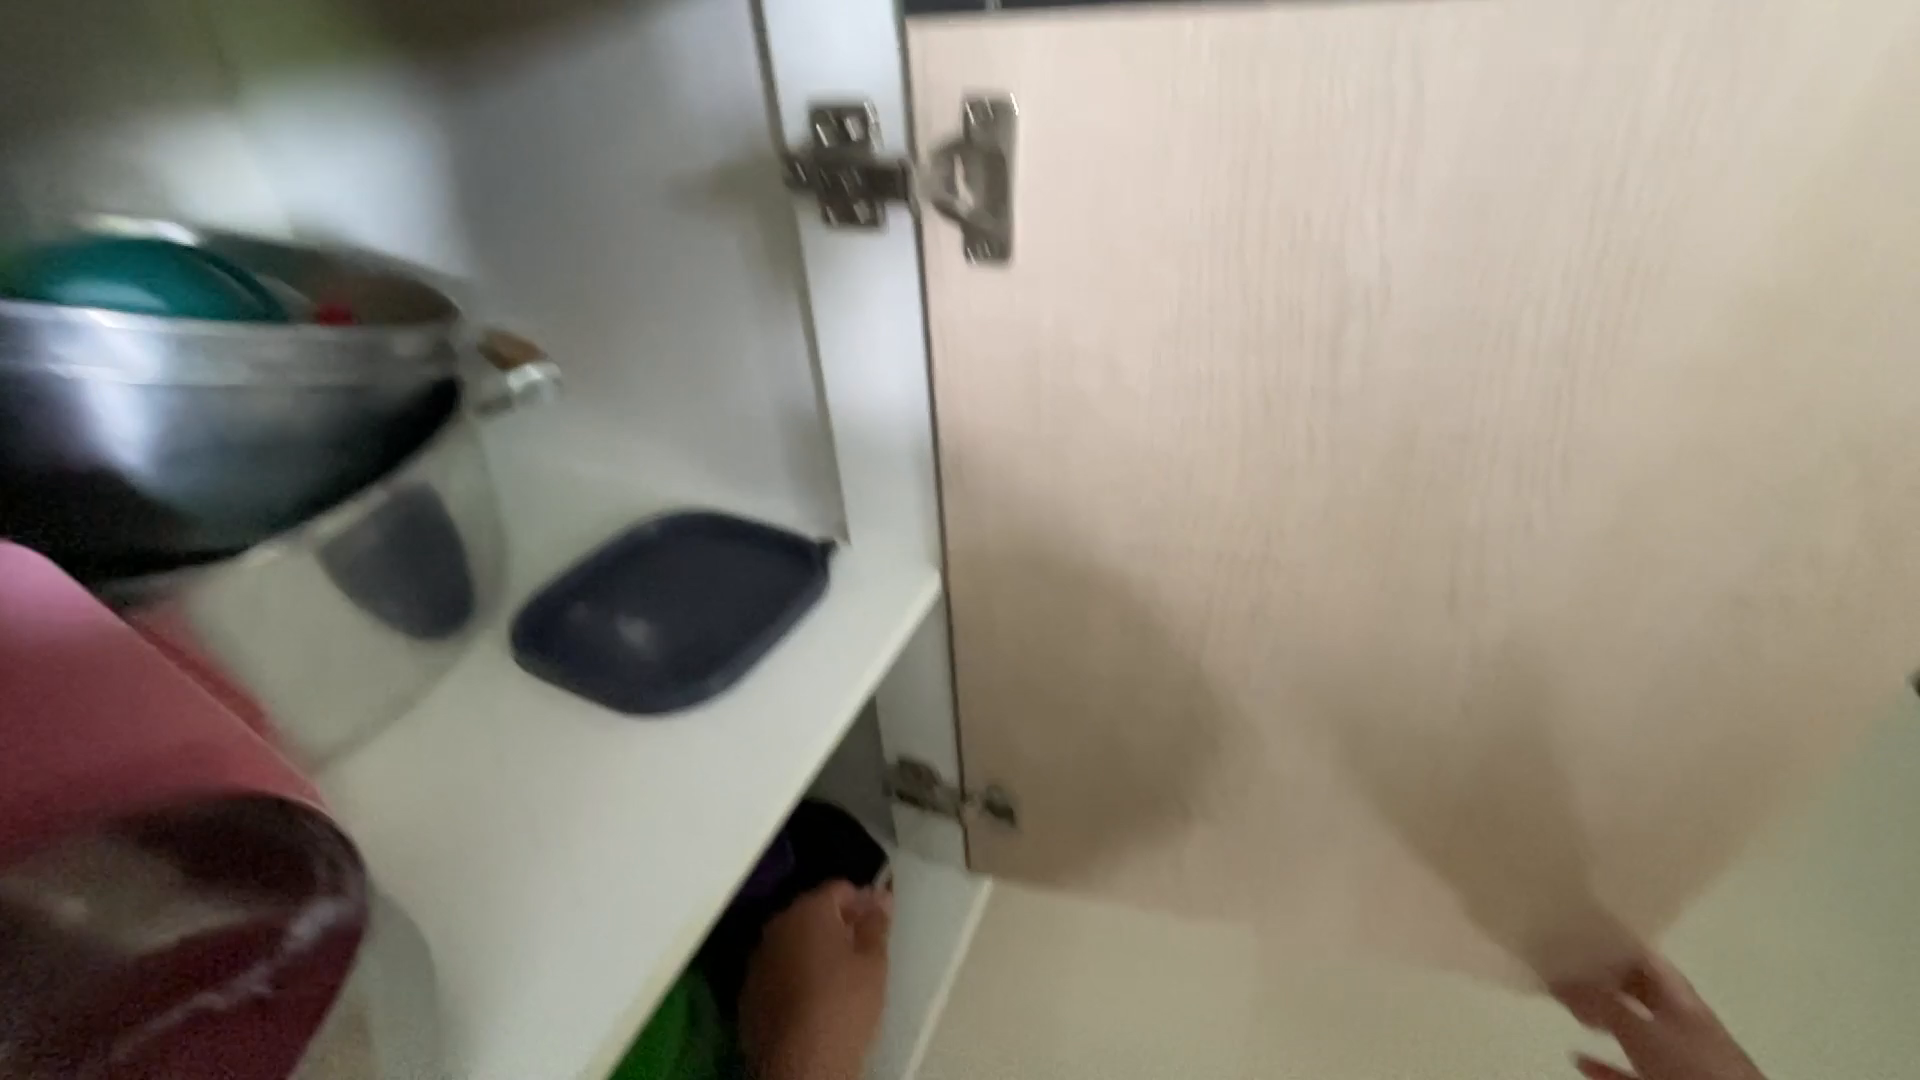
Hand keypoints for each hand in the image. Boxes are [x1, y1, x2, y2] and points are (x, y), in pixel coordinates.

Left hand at [739, 880, 892, 1079]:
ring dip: (814, 947)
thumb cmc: (844, 1006)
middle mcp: (777, 926)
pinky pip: (778, 969)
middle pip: (813, 911)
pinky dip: (795, 973)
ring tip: (839, 973)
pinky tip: (812, 997)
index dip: (863, 900)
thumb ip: (876, 924)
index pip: (839, 888)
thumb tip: (882, 896)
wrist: (800, 1067)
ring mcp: (758, 960)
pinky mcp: (748, 993)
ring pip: (793, 940)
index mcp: (808, 910)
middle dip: (837, 922)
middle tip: (862, 946)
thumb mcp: (873, 963)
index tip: (879, 919)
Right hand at [1553, 952, 1766, 1079]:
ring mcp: (1681, 1055)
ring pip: (1635, 1029)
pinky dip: (1606, 1061)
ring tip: (1571, 1011)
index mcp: (1681, 998)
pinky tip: (1582, 1059)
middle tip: (1566, 971)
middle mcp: (1683, 1022)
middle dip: (1602, 981)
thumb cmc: (1690, 1064)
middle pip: (1638, 992)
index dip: (1614, 943)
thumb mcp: (1639, 1027)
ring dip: (1602, 1020)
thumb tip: (1560, 979)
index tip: (1580, 933)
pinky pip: (1632, 1065)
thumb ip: (1598, 1000)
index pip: (1646, 959)